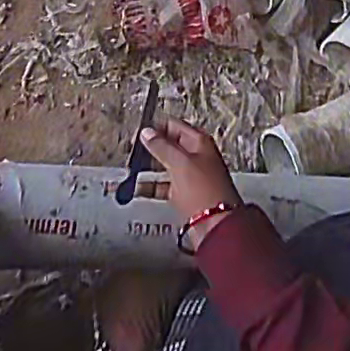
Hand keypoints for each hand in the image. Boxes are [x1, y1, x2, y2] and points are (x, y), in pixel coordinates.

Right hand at [139, 117, 243, 251]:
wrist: (216, 225)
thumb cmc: (206, 190)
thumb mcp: (180, 163)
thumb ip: (161, 146)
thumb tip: (147, 133)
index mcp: (199, 143)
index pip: (174, 126)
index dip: (156, 128)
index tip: (140, 133)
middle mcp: (196, 157)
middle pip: (169, 146)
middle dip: (151, 148)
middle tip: (134, 150)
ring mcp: (191, 176)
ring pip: (166, 166)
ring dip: (150, 167)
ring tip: (133, 168)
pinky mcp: (185, 194)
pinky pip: (165, 186)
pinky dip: (152, 186)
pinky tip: (139, 188)